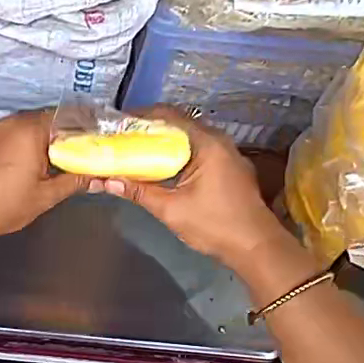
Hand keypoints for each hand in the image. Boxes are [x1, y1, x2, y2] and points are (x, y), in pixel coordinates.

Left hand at [0, 110, 89, 249]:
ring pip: (30, 126)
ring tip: (58, 159)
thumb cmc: (7, 205)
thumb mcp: (46, 195)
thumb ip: (74, 181)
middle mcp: (13, 122)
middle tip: (80, 154)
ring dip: (45, 139)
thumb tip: (98, 178)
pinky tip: (34, 160)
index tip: (95, 143)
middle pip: (48, 120)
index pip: (66, 118)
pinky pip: (14, 132)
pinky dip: (27, 142)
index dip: (83, 130)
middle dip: (64, 135)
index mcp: (30, 131)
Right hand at [97, 107, 294, 272]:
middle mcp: (219, 141)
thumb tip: (107, 181)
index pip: (168, 116)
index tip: (117, 126)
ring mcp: (227, 154)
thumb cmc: (214, 225)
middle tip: (121, 139)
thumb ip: (139, 192)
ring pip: (189, 139)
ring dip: (164, 144)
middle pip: (178, 125)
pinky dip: (178, 155)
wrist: (256, 246)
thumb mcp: (171, 210)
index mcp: (207, 143)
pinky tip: (162, 168)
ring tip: (136, 152)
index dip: (140, 118)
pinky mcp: (229, 169)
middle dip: (149, 131)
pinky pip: (198, 152)